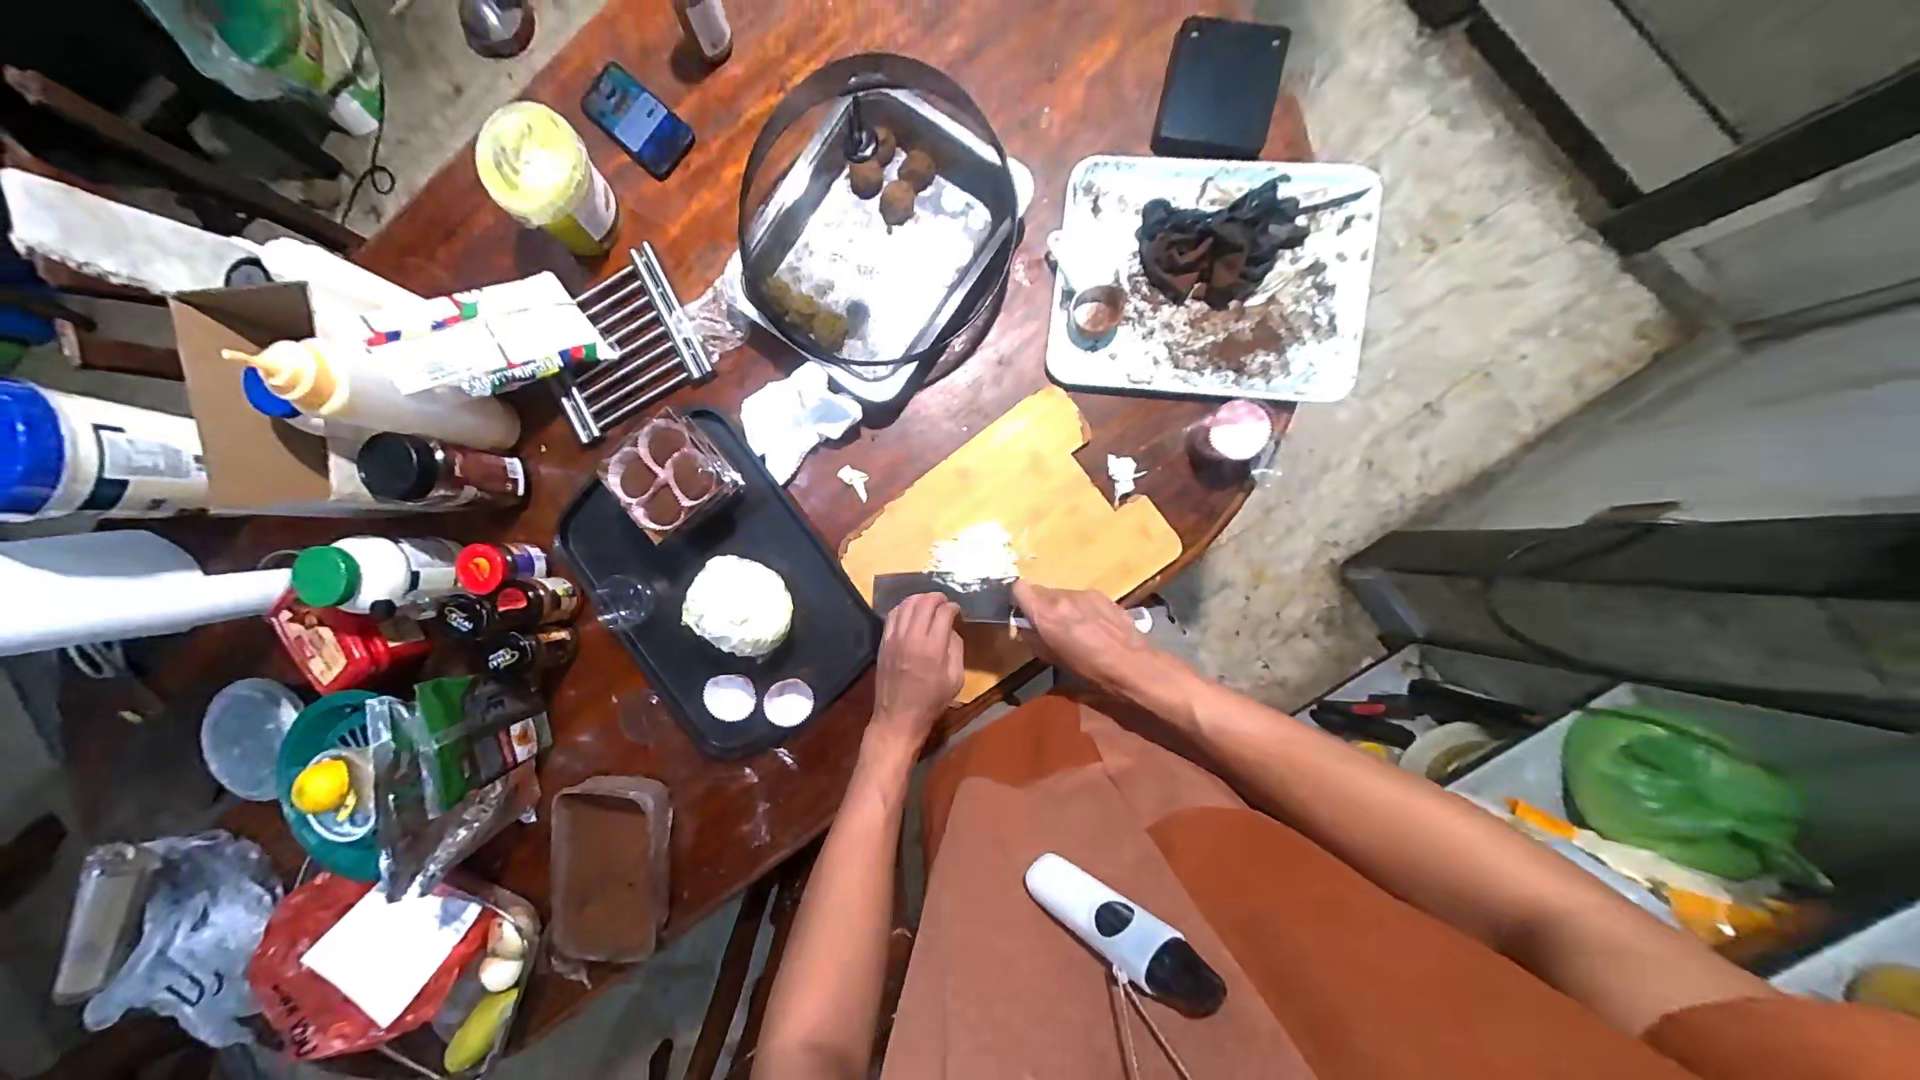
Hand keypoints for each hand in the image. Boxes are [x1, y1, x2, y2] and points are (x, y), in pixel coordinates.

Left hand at [869, 593, 963, 756]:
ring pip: (906, 605)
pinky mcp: (883, 642)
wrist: (898, 717)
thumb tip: (951, 628)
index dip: (953, 607)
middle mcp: (913, 637)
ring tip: (928, 602)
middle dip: (937, 598)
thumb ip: (956, 649)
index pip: (944, 613)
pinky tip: (910, 610)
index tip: (957, 610)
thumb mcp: (955, 679)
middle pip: (924, 603)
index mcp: (933, 648)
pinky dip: (903, 607)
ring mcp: (895, 638)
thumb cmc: (931, 701)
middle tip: (944, 601)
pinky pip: (892, 615)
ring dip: (919, 598)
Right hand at [1012, 581, 1192, 701]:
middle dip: (1042, 606)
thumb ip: (1033, 638)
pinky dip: (1081, 608)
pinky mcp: (1102, 595)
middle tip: (1050, 627)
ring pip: (1063, 595)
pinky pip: (1082, 598)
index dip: (1020, 599)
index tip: (1024, 612)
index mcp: (1045, 612)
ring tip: (1075, 628)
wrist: (1130, 664)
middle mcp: (1062, 596)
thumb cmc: (1088, 668)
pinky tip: (1093, 626)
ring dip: (1063, 607)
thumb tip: (1026, 628)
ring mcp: (1084, 593)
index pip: (1020, 587)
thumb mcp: (1051, 658)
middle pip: (1042, 592)